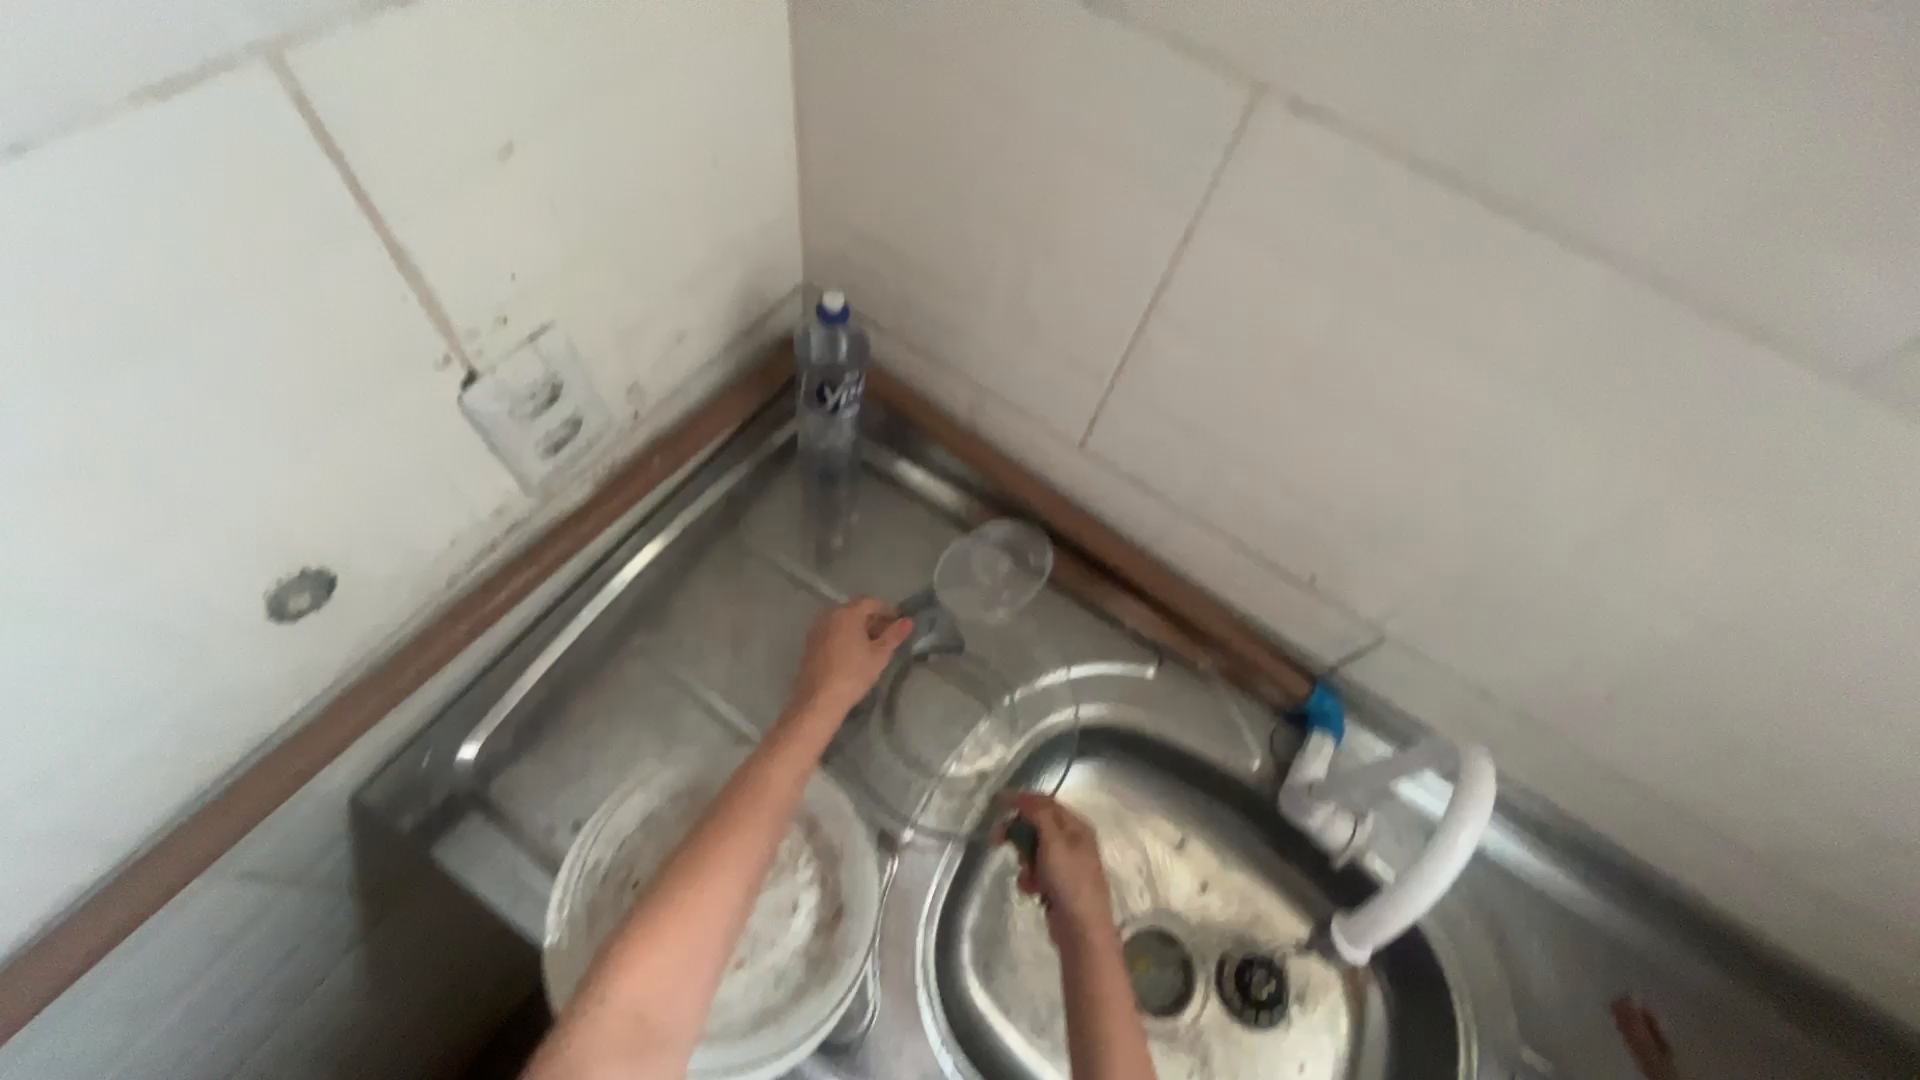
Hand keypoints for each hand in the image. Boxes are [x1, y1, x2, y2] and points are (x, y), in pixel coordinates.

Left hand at [788, 597, 912, 718]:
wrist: (819, 699)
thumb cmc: (853, 675)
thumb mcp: (880, 655)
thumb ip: (894, 635)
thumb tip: (908, 621)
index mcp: (847, 613)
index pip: (871, 602)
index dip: (887, 611)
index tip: (898, 625)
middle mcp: (829, 614)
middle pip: (856, 609)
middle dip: (873, 619)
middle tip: (887, 636)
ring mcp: (817, 628)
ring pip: (843, 620)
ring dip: (859, 627)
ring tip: (872, 646)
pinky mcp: (810, 642)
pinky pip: (833, 630)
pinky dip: (845, 634)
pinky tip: (853, 652)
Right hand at [998, 793, 1117, 947]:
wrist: (1082, 929)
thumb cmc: (1070, 881)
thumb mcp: (1055, 841)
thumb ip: (1039, 815)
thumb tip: (1025, 799)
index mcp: (1077, 826)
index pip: (1045, 802)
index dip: (1020, 800)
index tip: (996, 802)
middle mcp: (1072, 840)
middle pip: (1036, 825)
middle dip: (1018, 835)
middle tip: (996, 841)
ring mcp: (1065, 863)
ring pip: (1033, 850)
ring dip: (1025, 861)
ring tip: (1029, 877)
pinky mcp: (1057, 883)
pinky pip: (1035, 871)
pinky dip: (1030, 878)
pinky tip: (1033, 891)